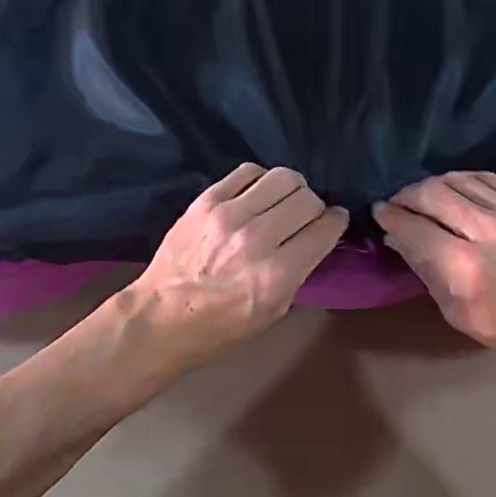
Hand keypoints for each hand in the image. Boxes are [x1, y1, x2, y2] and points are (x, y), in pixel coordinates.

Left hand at [123, 164, 347, 371]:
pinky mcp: (206, 201)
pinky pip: (249, 171)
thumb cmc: (221, 326)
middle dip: (315, 206)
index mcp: (276, 276)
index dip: (336, 221)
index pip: (325, 229)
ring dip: (292, 188)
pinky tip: (257, 195)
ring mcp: (228, 216)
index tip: (333, 221)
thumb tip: (319, 233)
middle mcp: (255, 241)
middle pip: (307, 199)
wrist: (160, 319)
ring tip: (284, 201)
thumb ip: (301, 269)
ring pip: (283, 178)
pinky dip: (261, 180)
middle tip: (305, 216)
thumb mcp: (274, 310)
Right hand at [374, 172, 495, 377]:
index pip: (415, 228)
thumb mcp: (459, 314)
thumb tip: (398, 236)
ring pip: (459, 178)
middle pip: (434, 193)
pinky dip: (464, 181)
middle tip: (398, 202)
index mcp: (468, 268)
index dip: (391, 217)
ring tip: (424, 195)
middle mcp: (490, 230)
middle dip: (408, 195)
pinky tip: (456, 190)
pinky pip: (487, 178)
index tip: (379, 212)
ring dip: (434, 184)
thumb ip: (426, 270)